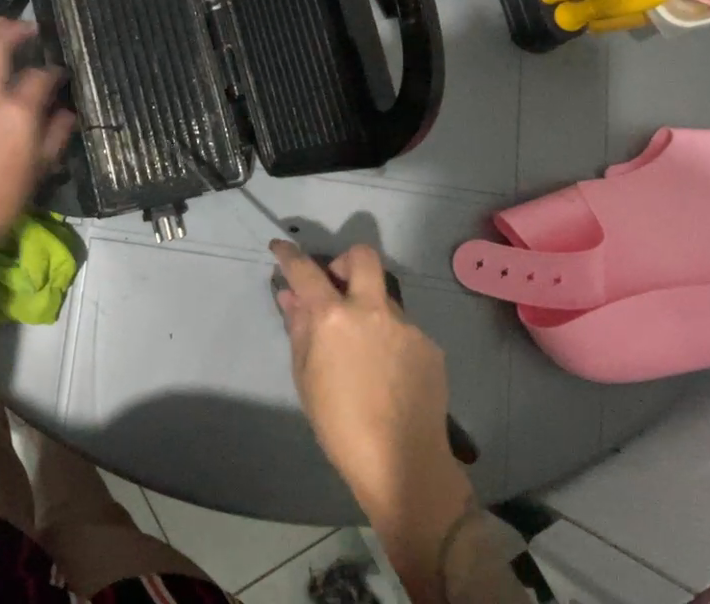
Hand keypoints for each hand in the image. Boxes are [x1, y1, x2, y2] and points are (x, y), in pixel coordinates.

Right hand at [272, 240, 471, 598]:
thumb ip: (299, 328)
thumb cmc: (338, 422)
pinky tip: (386, 372)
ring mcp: (406, 326)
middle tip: (335, 286)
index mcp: (333, 317)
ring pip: (384, 298)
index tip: (280, 247)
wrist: (401, 462)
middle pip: (363, 257)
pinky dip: (388, 338)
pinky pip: (402, 329)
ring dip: (368, 309)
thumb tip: (292, 297)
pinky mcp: (430, 346)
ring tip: (361, 350)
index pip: (305, 270)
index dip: (288, 254)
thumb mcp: (304, 374)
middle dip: (345, 262)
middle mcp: (372, 310)